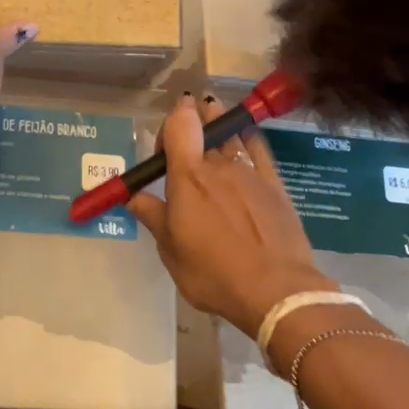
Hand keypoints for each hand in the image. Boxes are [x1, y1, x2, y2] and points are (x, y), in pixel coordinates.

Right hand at [130, 95, 337, 337]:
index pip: (179, 125)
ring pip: (233, 134)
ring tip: (215, 117)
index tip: (167, 130)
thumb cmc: (212, 272)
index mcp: (187, 177)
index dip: (173, 117)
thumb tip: (133, 195)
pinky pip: (260, 149)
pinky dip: (249, 137)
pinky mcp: (276, 185)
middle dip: (197, 118)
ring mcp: (251, 173)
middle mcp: (219, 165)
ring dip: (221, 123)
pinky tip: (246, 137)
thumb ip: (152, 215)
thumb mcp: (170, 249)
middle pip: (207, 125)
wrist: (276, 291)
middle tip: (191, 125)